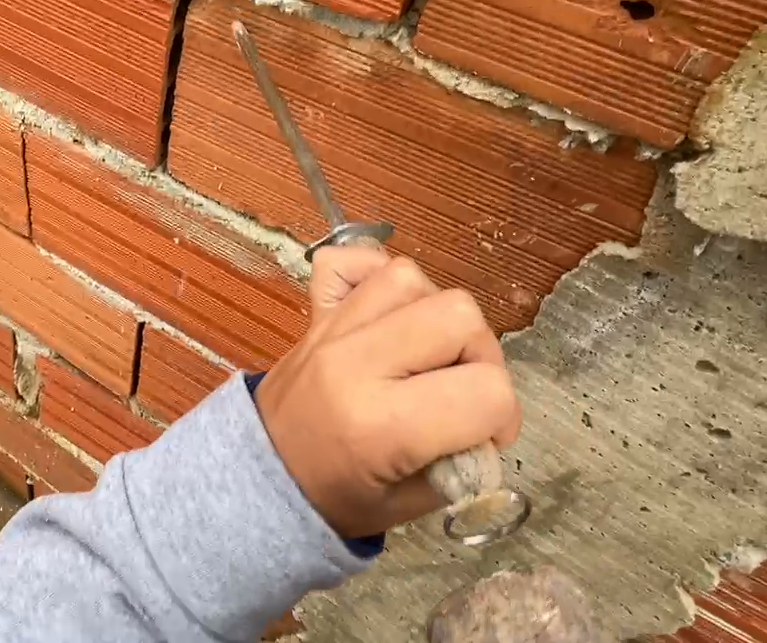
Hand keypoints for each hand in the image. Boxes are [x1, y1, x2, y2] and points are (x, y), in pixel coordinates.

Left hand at [254, 247, 520, 538]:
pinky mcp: (315, 309)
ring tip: (428, 352)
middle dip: (481, 354)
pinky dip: (376, 274)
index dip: (504, 416)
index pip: (485, 390)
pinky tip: (389, 313)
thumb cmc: (334, 493)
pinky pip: (348, 261)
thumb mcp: (408, 505)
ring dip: (435, 312)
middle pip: (457, 314)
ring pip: (409, 277)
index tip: (487, 436)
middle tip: (464, 390)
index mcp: (380, 424)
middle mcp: (355, 362)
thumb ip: (461, 467)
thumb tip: (489, 424)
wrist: (262, 469)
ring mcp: (331, 327)